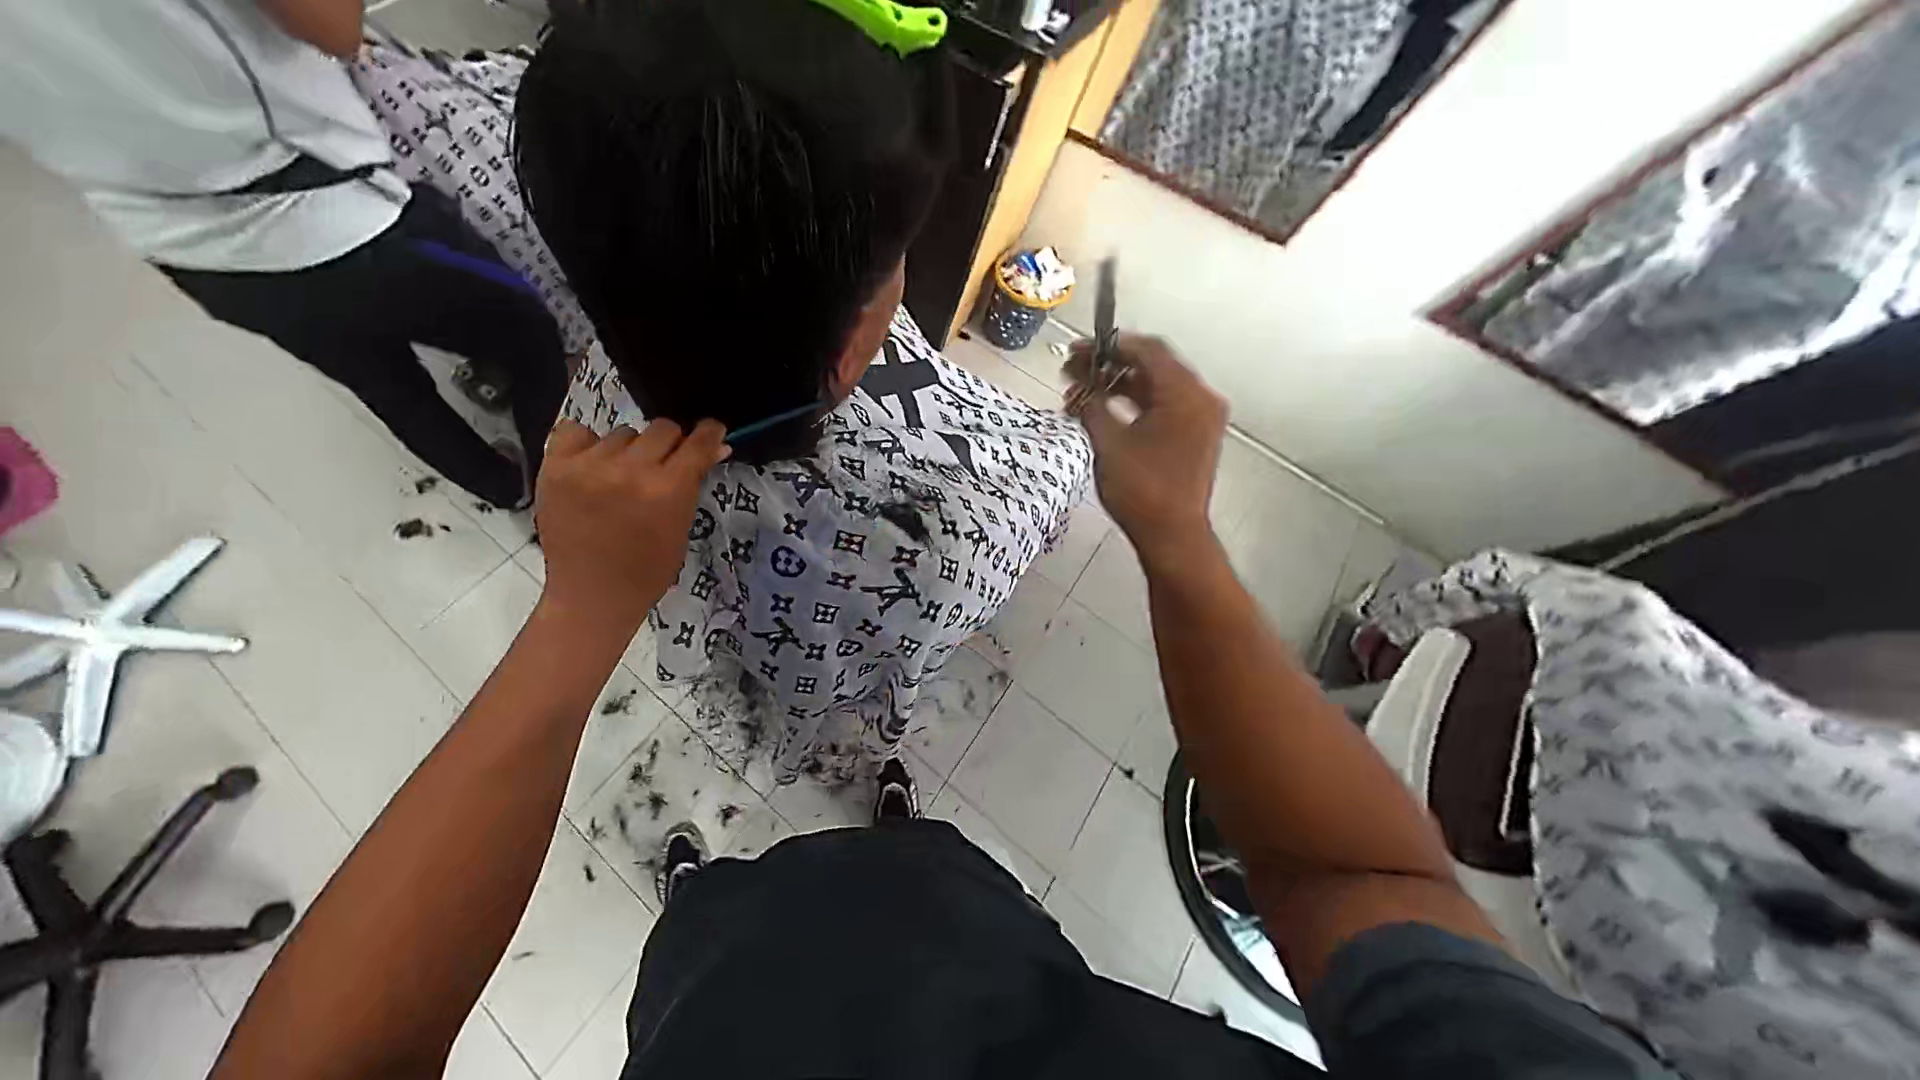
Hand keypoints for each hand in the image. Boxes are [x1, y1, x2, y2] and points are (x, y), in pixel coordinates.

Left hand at [534, 418, 728, 634]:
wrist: (593, 594)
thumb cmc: (648, 568)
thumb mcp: (682, 525)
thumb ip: (694, 482)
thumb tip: (717, 446)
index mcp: (667, 489)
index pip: (697, 442)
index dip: (709, 433)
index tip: (711, 432)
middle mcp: (629, 471)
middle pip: (662, 429)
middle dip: (670, 445)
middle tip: (663, 467)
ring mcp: (589, 466)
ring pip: (623, 433)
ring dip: (630, 450)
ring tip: (622, 476)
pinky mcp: (555, 467)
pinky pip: (576, 431)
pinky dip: (587, 444)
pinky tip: (592, 466)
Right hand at [1064, 334, 1226, 566]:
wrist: (1171, 535)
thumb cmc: (1142, 491)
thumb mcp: (1109, 442)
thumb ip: (1092, 405)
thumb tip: (1077, 388)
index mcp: (1186, 394)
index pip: (1148, 351)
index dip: (1109, 345)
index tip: (1079, 349)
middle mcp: (1200, 400)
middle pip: (1153, 366)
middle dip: (1110, 365)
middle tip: (1074, 368)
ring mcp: (1200, 419)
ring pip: (1157, 387)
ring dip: (1120, 386)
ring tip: (1082, 390)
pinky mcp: (1194, 437)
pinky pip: (1163, 407)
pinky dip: (1134, 404)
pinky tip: (1104, 409)